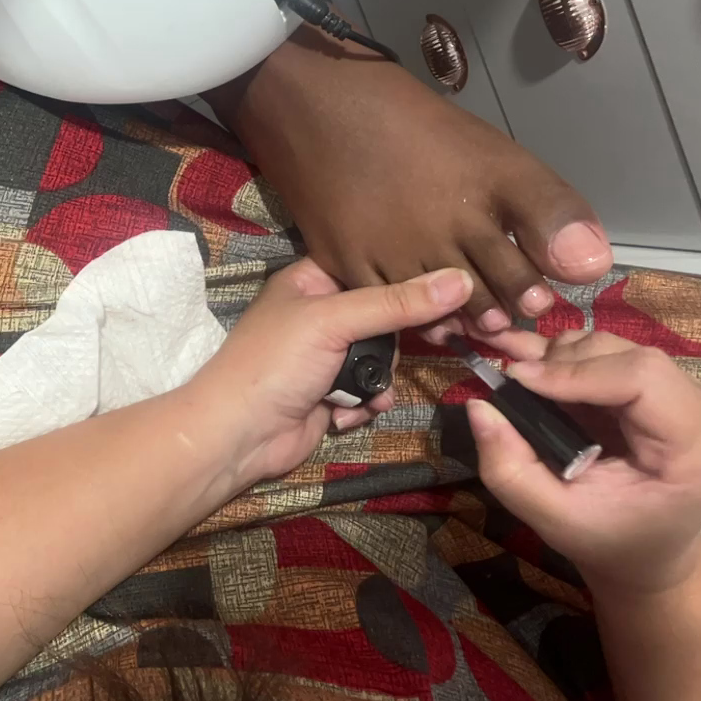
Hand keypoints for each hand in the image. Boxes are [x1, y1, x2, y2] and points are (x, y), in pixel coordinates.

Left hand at [187, 258, 471, 487]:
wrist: (238, 434)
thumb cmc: (275, 362)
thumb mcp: (333, 321)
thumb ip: (396, 302)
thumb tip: (463, 279)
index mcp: (311, 279)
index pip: (373, 265)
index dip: (413, 278)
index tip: (459, 289)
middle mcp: (321, 312)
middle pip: (385, 314)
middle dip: (401, 337)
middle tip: (441, 340)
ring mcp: (326, 355)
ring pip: (382, 357)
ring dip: (380, 378)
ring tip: (369, 390)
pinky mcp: (332, 392)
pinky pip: (371, 391)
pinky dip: (367, 403)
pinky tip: (352, 412)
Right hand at [204, 27, 611, 340]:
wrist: (315, 107)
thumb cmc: (406, 120)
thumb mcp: (490, 150)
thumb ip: (544, 207)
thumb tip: (594, 269)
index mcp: (490, 187)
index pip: (538, 264)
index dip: (543, 288)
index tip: (541, 295)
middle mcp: (447, 223)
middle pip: (494, 291)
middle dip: (510, 307)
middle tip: (513, 316)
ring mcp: (395, 247)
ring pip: (447, 307)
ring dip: (468, 316)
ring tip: (477, 319)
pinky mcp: (350, 261)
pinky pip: (392, 309)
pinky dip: (416, 318)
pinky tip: (428, 318)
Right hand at [464, 328, 700, 596]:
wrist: (645, 550)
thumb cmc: (604, 538)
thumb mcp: (548, 516)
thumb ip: (509, 467)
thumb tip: (479, 405)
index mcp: (699, 454)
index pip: (644, 379)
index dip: (576, 371)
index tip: (517, 378)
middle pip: (629, 355)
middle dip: (563, 363)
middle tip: (515, 383)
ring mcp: (696, 394)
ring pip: (617, 346)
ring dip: (563, 358)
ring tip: (530, 385)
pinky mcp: (672, 384)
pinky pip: (615, 350)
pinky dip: (570, 356)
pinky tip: (538, 370)